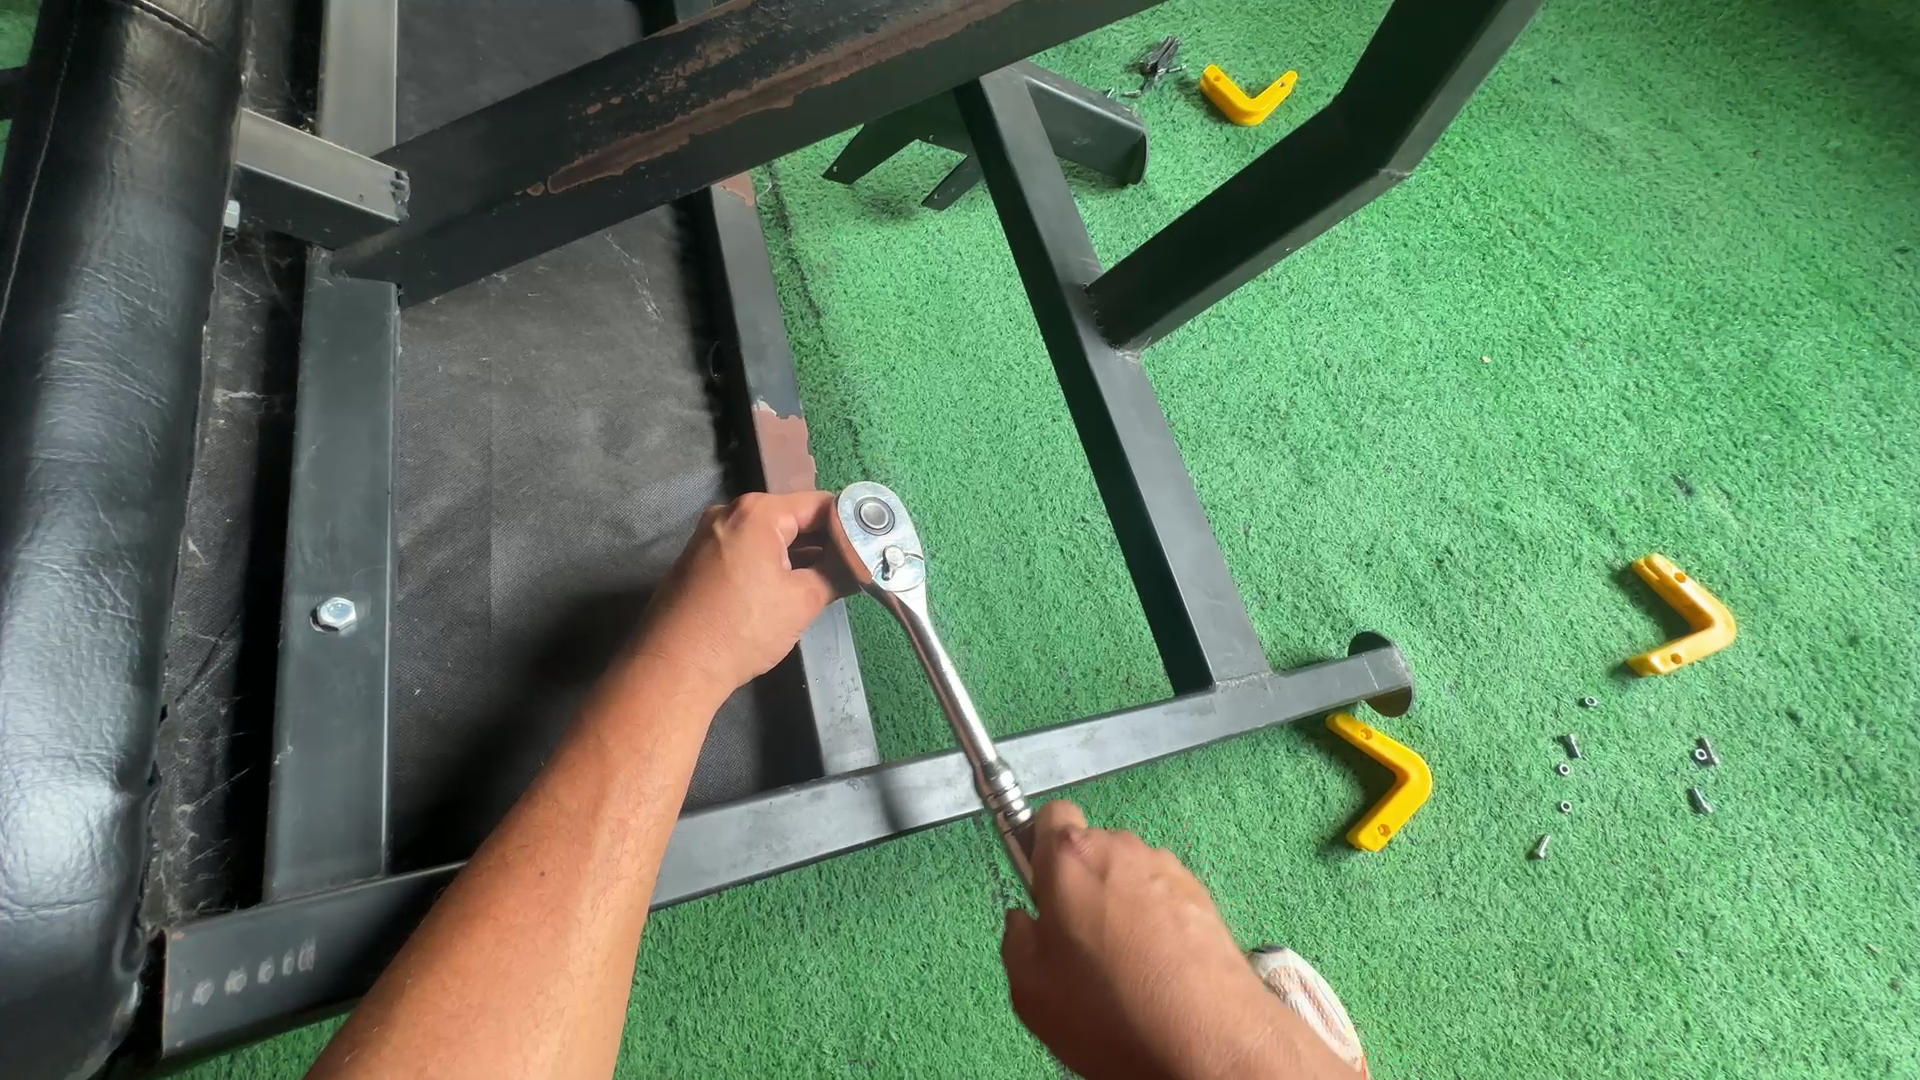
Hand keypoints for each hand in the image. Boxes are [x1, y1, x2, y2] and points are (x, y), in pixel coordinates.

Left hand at [631, 491, 846, 696]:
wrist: (674, 669)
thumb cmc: (741, 629)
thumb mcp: (803, 600)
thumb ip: (839, 573)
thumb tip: (865, 563)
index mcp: (757, 512)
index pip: (820, 504)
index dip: (852, 523)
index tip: (875, 543)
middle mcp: (730, 514)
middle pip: (794, 517)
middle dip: (828, 540)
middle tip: (861, 562)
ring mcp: (710, 536)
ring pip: (772, 536)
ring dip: (803, 554)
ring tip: (837, 576)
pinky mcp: (701, 561)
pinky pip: (750, 550)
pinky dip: (776, 563)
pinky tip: (797, 584)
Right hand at [1001, 802, 1360, 1079]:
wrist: (1211, 1043)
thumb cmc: (1110, 1011)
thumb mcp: (1031, 990)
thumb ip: (1015, 939)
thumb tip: (1025, 920)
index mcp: (1070, 856)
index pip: (1049, 815)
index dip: (1042, 848)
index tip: (1044, 891)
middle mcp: (1118, 846)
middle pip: (1089, 850)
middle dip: (1081, 884)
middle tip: (1082, 942)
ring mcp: (1165, 867)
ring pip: (1127, 874)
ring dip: (1121, 902)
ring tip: (1127, 963)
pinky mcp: (1201, 892)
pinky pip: (1162, 895)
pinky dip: (1156, 919)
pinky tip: (1161, 967)